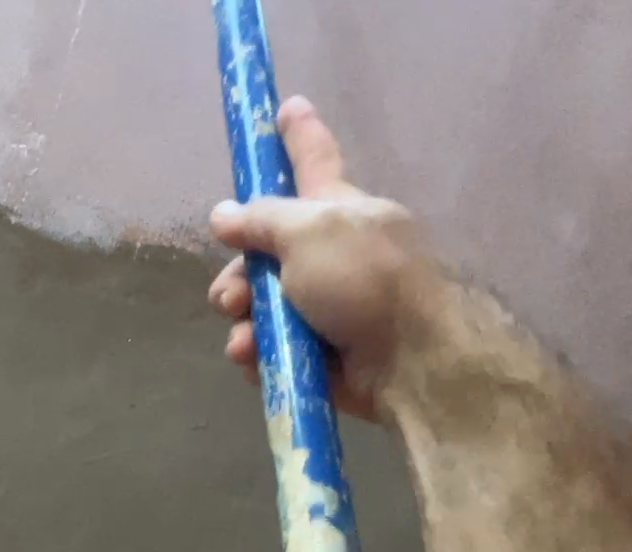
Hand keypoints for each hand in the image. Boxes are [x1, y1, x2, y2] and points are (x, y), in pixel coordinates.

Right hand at [205, 96, 439, 422]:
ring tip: (249, 340)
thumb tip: (224, 214)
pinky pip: (262, 342)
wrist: (407, 362)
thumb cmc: (366, 284)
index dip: (297, 136)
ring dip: (241, 321)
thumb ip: (263, 220)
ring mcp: (318, 301)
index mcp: (339, 212)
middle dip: (236, 276)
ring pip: (252, 303)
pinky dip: (254, 351)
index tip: (285, 109)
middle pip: (259, 251)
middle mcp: (327, 252)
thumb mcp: (312, 234)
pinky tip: (257, 358)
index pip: (314, 161)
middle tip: (234, 297)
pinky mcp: (309, 345)